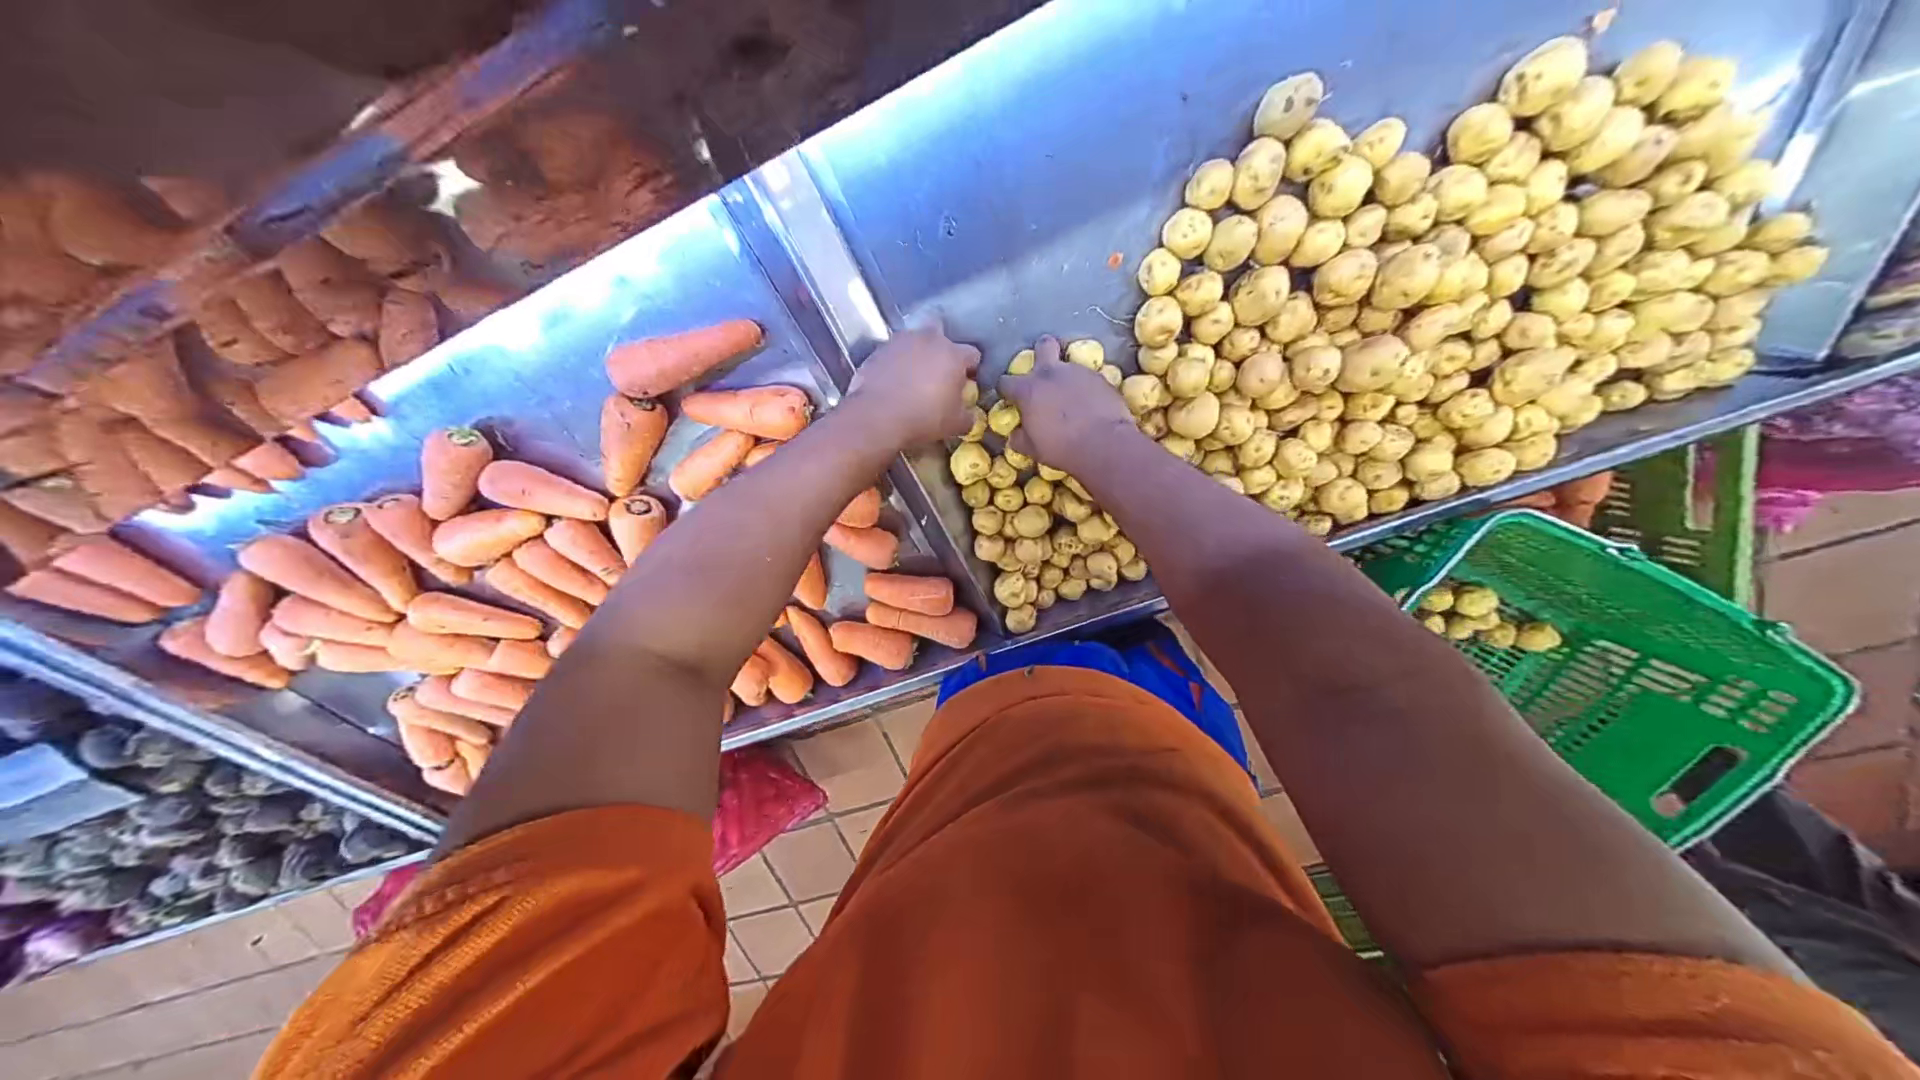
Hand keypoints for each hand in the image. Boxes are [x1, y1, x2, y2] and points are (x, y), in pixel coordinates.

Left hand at [843, 322, 981, 448]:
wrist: (876, 417)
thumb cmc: (924, 418)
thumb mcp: (956, 425)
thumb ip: (967, 415)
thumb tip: (969, 414)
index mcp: (953, 354)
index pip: (972, 354)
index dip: (971, 369)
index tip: (967, 384)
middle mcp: (928, 339)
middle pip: (941, 335)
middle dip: (942, 350)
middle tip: (939, 373)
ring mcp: (900, 342)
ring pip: (914, 342)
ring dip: (917, 355)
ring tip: (913, 378)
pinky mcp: (877, 351)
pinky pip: (892, 354)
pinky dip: (895, 364)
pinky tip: (893, 383)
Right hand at [998, 335, 1138, 475]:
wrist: (1104, 444)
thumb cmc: (1062, 448)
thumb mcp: (1032, 449)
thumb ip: (1019, 438)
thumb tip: (1015, 434)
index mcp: (1028, 389)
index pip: (1006, 381)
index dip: (1006, 390)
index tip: (1011, 399)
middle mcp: (1050, 373)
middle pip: (1043, 345)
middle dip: (1041, 351)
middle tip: (1044, 371)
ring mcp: (1077, 372)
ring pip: (1068, 363)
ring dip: (1066, 376)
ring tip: (1072, 396)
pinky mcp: (1100, 377)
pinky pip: (1087, 377)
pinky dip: (1085, 387)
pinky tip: (1090, 403)